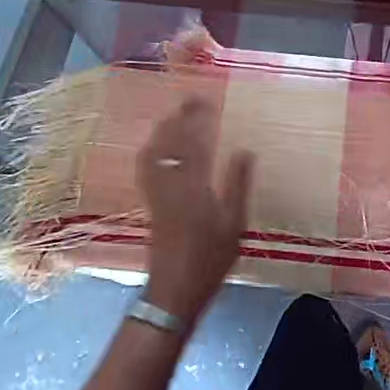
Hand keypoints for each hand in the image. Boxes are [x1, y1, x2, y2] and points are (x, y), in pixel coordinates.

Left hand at [136, 97, 253, 326]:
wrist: (174, 289)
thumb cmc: (210, 259)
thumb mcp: (234, 224)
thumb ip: (237, 185)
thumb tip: (244, 150)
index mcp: (194, 186)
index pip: (194, 142)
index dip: (198, 119)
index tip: (205, 100)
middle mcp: (171, 183)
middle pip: (171, 142)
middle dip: (179, 118)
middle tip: (190, 101)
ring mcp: (156, 193)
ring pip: (155, 153)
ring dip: (163, 130)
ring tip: (174, 116)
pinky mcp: (149, 203)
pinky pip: (146, 169)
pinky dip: (151, 151)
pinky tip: (156, 147)